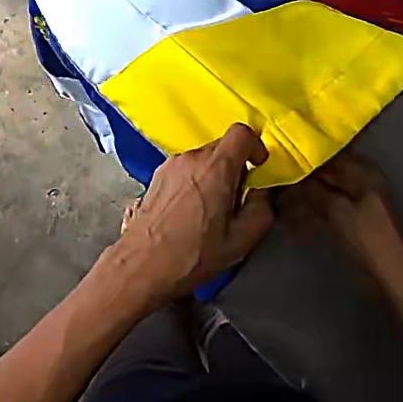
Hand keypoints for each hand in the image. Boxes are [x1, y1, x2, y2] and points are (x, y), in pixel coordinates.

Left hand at [108, 123, 274, 303]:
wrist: (140, 268)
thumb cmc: (191, 255)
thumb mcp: (240, 241)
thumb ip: (261, 210)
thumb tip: (261, 194)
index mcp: (216, 167)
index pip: (242, 133)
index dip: (255, 146)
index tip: (258, 167)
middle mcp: (192, 158)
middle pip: (222, 148)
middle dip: (234, 168)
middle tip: (234, 199)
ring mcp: (170, 166)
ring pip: (202, 160)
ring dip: (212, 176)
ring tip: (209, 211)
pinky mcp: (155, 177)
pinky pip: (184, 170)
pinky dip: (193, 183)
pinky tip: (188, 213)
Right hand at [284, 153, 402, 280]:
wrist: (390, 274)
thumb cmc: (367, 237)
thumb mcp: (337, 211)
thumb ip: (314, 191)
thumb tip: (292, 177)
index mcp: (363, 172)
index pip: (330, 158)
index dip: (306, 161)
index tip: (283, 164)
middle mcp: (361, 182)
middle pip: (326, 178)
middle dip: (302, 184)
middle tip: (276, 190)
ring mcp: (358, 203)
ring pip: (325, 196)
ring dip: (303, 203)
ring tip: (279, 210)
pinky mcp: (353, 222)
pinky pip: (328, 213)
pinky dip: (313, 218)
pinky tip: (293, 229)